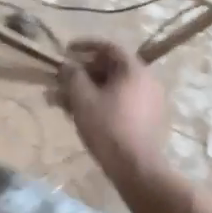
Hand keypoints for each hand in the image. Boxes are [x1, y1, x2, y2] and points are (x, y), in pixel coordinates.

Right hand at [57, 39, 170, 179]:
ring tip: (64, 102)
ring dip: (88, 90)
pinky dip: (101, 102)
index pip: (108, 47)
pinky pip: (121, 101)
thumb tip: (67, 65)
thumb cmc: (107, 127)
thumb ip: (72, 75)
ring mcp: (150, 100)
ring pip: (113, 87)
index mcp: (134, 70)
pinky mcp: (148, 118)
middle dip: (82, 73)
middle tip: (61, 81)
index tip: (66, 51)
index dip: (85, 46)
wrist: (135, 166)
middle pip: (110, 68)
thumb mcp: (82, 98)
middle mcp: (147, 80)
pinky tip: (82, 115)